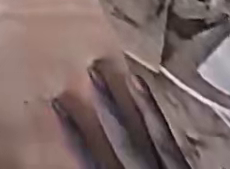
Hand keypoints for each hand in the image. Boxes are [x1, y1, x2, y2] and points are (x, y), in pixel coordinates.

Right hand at [52, 59, 188, 168]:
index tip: (56, 104)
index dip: (74, 136)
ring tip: (128, 74)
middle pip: (127, 143)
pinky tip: (149, 97)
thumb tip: (70, 166)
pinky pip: (173, 145)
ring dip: (140, 107)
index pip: (94, 164)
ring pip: (156, 139)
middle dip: (109, 108)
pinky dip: (159, 119)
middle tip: (91, 70)